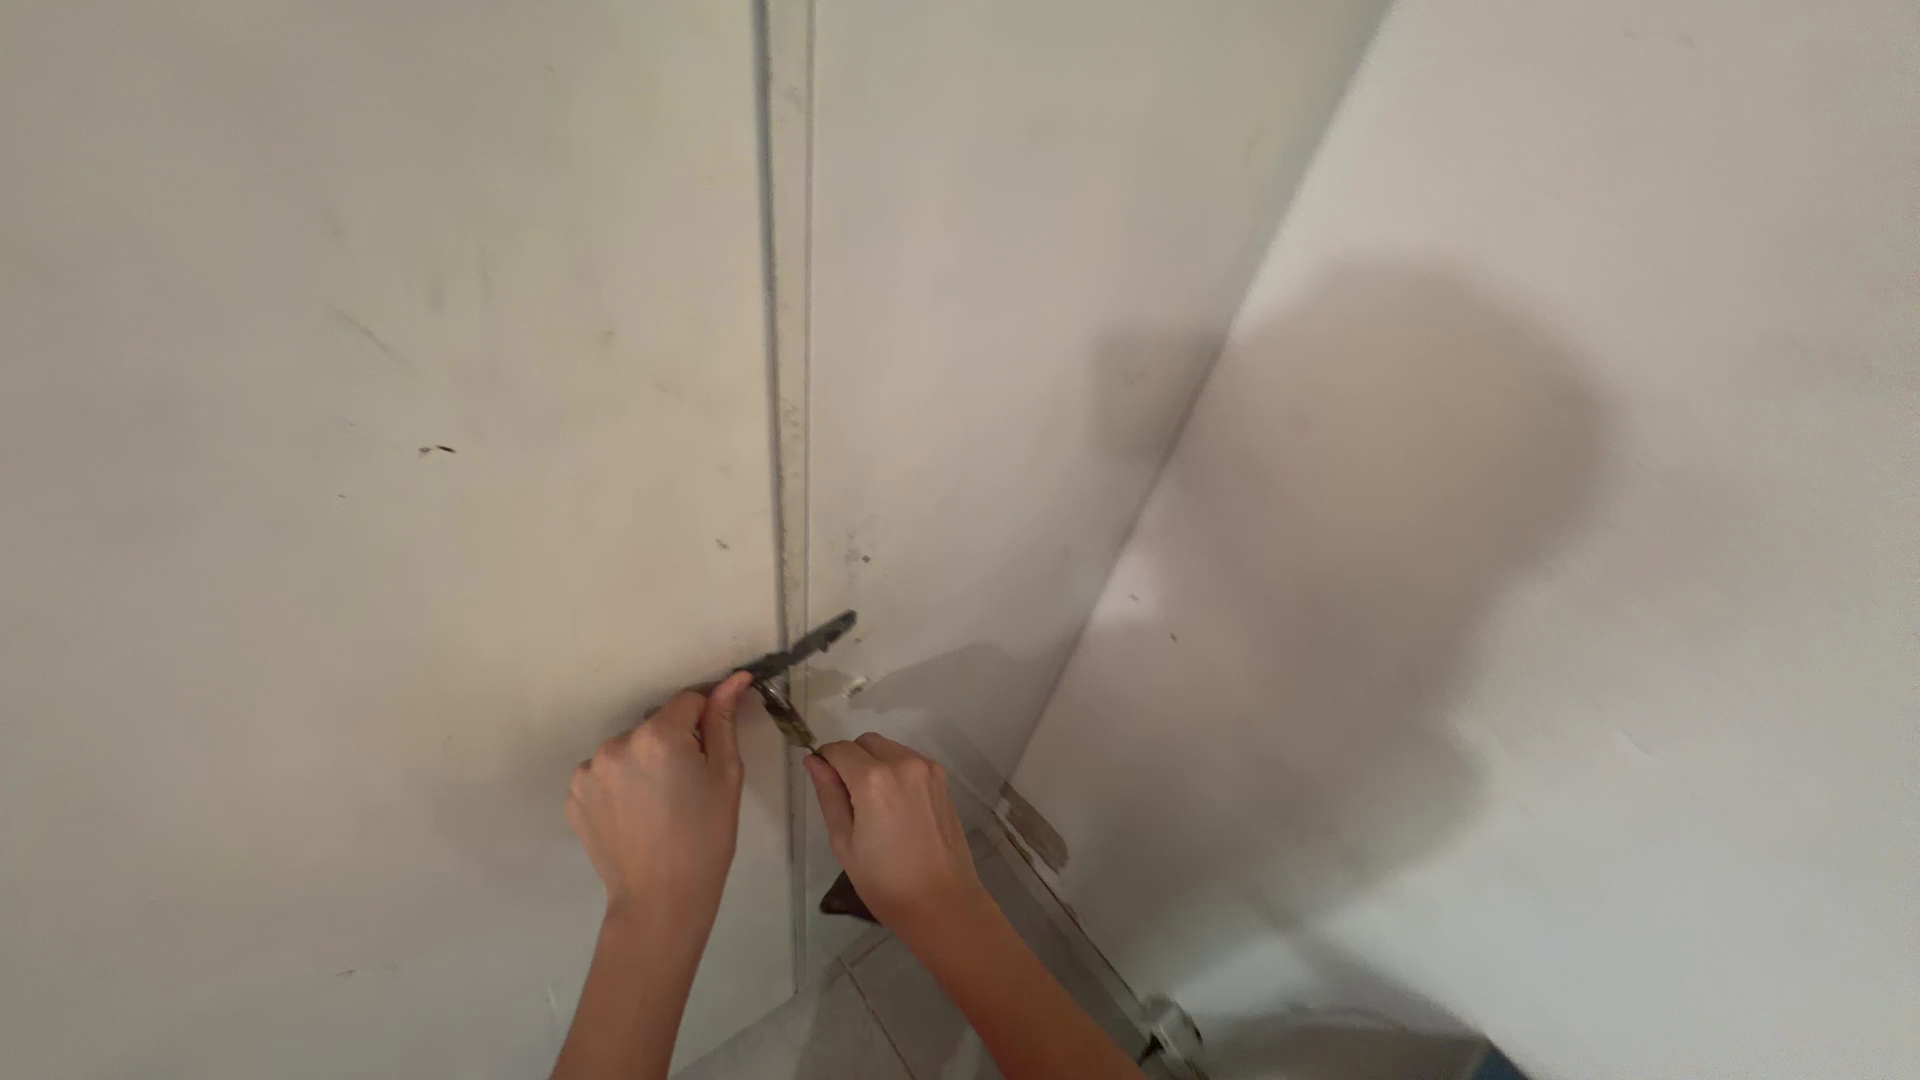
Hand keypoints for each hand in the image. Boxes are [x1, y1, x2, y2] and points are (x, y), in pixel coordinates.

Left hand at [566, 671, 751, 926]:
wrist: (661, 898)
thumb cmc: (706, 834)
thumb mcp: (726, 773)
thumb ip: (723, 719)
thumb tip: (735, 678)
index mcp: (657, 735)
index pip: (688, 701)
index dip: (705, 721)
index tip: (710, 752)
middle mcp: (616, 744)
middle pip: (656, 726)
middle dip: (673, 743)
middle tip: (688, 785)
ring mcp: (588, 772)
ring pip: (629, 749)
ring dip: (644, 762)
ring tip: (659, 802)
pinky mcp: (574, 796)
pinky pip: (605, 774)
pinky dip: (621, 784)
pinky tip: (636, 813)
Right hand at [804, 733, 991, 936]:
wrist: (943, 902)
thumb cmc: (885, 882)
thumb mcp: (844, 842)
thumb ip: (828, 795)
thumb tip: (814, 761)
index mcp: (874, 779)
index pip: (840, 749)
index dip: (825, 760)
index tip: (823, 781)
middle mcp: (903, 763)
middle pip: (866, 742)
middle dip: (851, 758)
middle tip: (847, 797)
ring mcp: (927, 769)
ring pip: (889, 747)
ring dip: (874, 762)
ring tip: (873, 805)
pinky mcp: (942, 779)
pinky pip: (909, 759)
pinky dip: (895, 769)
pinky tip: (895, 805)